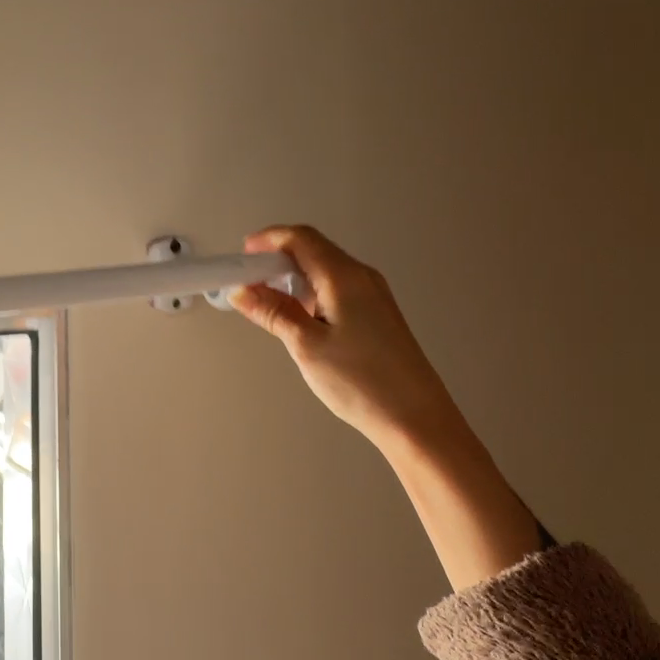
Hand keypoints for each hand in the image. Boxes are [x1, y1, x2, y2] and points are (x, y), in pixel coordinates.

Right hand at [231, 225, 542, 588]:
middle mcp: (362, 277)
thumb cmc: (362, 382)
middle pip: (314, 250)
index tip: (242, 255)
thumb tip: (243, 291)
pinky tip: (301, 319)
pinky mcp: (379, 316)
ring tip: (270, 304)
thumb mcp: (305, 345)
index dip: (268, 239)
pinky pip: (338, 288)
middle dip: (277, 259)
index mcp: (343, 276)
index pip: (301, 238)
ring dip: (294, 278)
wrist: (417, 421)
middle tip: (250, 282)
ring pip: (326, 270)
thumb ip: (272, 312)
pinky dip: (312, 293)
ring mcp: (375, 296)